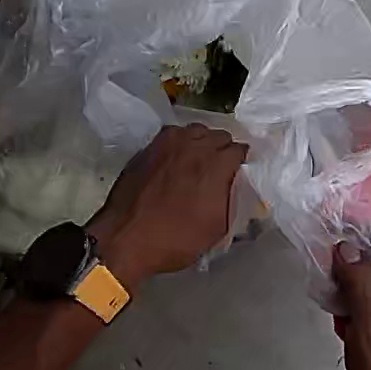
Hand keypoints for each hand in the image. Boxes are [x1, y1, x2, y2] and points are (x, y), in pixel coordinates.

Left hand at [86, 124, 248, 287]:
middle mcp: (196, 145)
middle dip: (224, 151)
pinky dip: (181, 142)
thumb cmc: (175, 239)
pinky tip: (177, 158)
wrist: (126, 238)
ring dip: (203, 143)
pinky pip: (175, 133)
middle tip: (220, 172)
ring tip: (199, 162)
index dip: (242, 164)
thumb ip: (236, 202)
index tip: (239, 176)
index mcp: (217, 165)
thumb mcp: (218, 229)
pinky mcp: (150, 145)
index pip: (242, 150)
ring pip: (198, 130)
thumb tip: (244, 190)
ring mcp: (170, 142)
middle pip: (221, 136)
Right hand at [333, 243, 370, 369]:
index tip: (336, 228)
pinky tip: (339, 320)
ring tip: (329, 295)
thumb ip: (358, 285)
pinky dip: (355, 308)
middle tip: (323, 264)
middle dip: (354, 264)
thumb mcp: (370, 330)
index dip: (368, 235)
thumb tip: (346, 247)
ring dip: (351, 289)